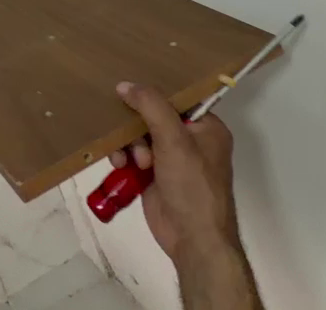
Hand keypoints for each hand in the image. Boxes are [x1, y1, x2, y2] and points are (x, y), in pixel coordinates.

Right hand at [112, 83, 261, 308]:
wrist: (193, 240)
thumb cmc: (192, 185)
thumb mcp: (173, 139)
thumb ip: (150, 106)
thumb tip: (124, 84)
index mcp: (207, 128)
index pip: (178, 98)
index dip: (154, 92)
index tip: (130, 87)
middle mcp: (191, 141)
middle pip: (153, 116)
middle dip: (136, 125)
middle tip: (130, 135)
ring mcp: (172, 159)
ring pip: (139, 135)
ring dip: (128, 143)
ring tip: (126, 158)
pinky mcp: (155, 176)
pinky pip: (132, 155)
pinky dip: (123, 156)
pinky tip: (118, 163)